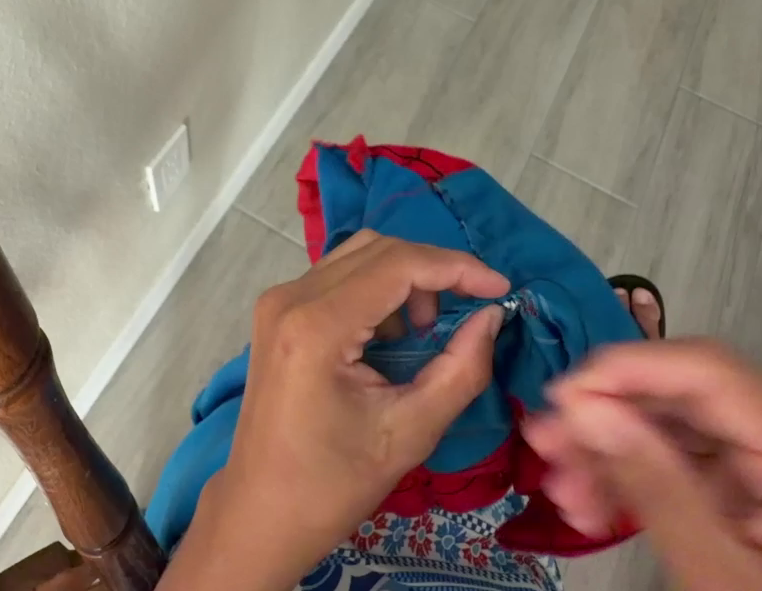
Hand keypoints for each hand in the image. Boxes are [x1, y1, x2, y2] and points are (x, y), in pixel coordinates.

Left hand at [161, 230, 508, 590]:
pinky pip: (338, 275)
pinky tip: (390, 336)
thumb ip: (461, 369)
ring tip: (425, 332)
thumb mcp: (411, 432)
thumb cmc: (334, 483)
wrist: (261, 512)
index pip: (398, 263)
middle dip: (432, 272)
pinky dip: (376, 289)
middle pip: (378, 249)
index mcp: (317, 325)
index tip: (500, 288)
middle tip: (466, 313)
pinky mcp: (278, 309)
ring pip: (358, 255)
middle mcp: (291, 296)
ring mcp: (278, 299)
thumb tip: (493, 315)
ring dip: (404, 278)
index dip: (456, 267)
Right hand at [522, 339, 761, 590]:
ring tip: (564, 495)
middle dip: (610, 421)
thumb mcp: (723, 585)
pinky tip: (600, 509)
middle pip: (688, 400)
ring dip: (617, 454)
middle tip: (543, 448)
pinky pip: (696, 465)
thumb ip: (655, 488)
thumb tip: (582, 406)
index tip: (556, 398)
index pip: (708, 372)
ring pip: (681, 430)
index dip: (625, 369)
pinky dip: (646, 482)